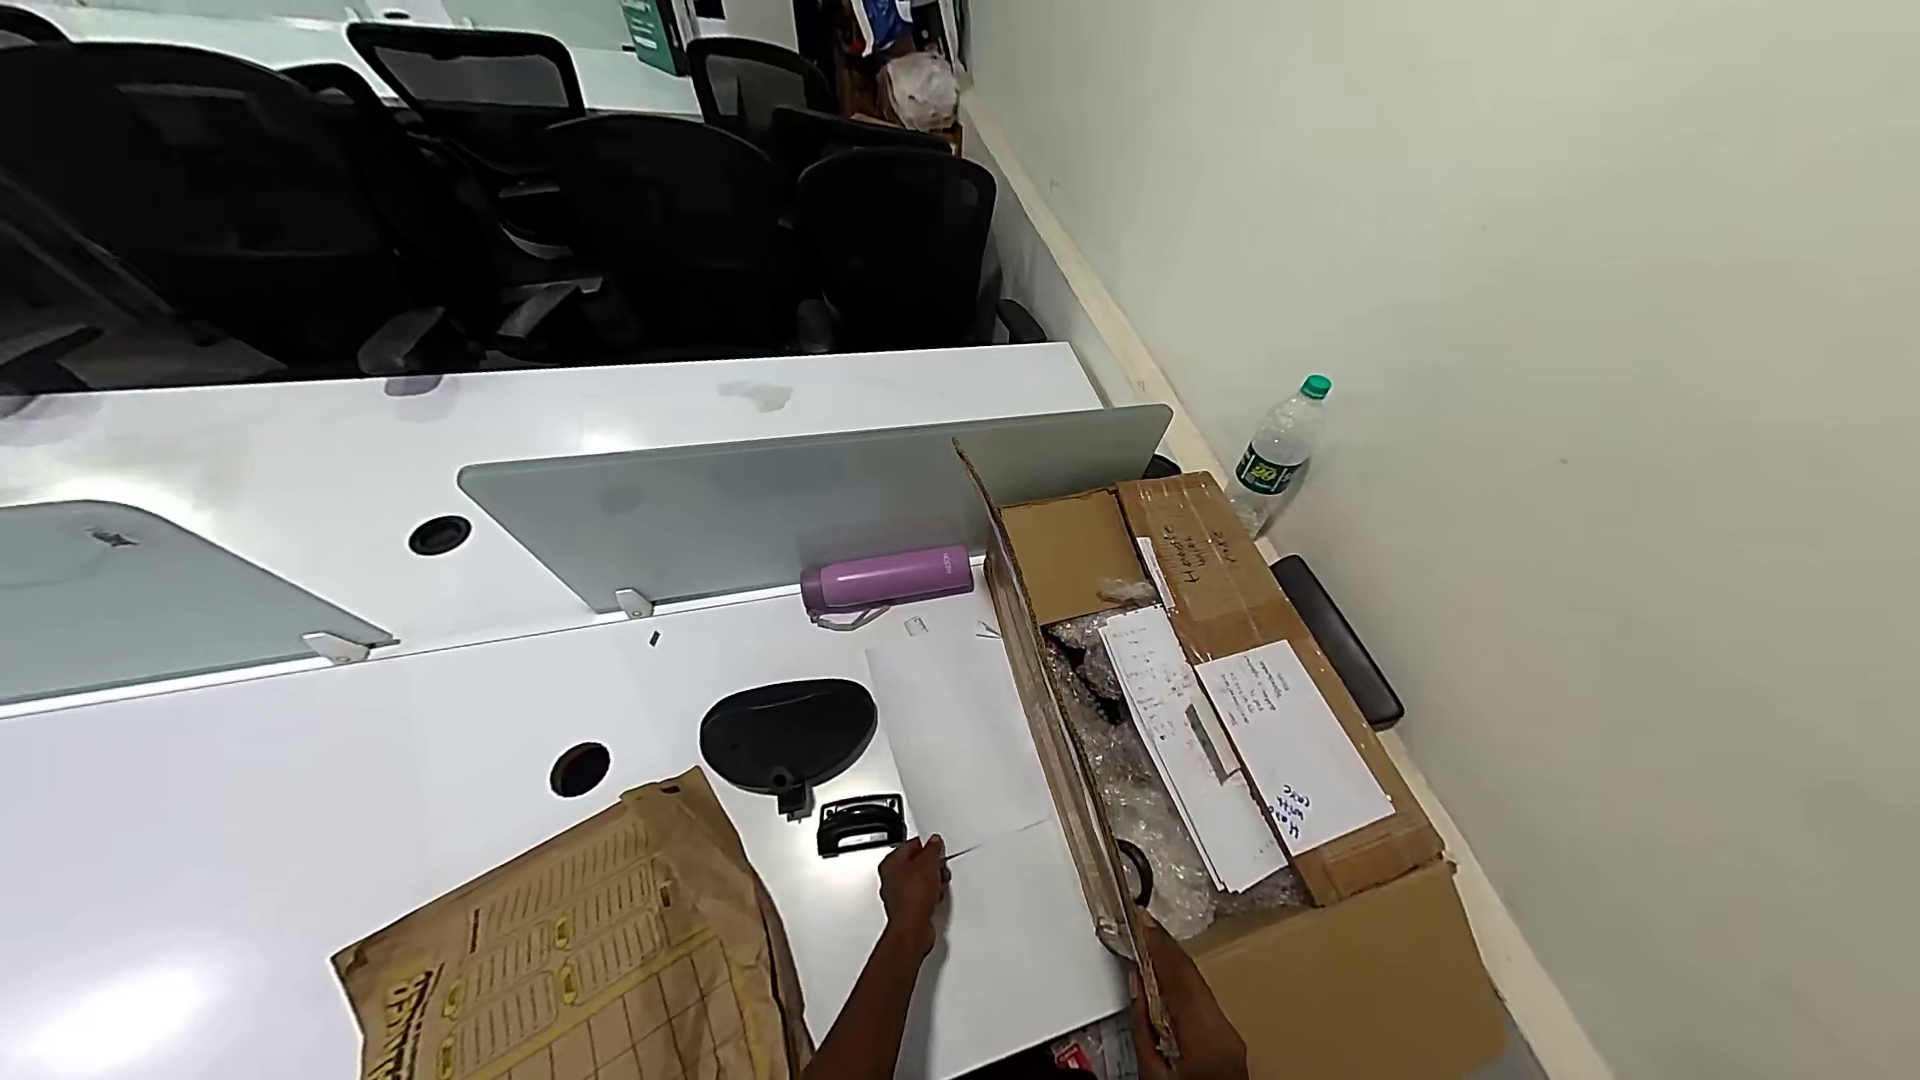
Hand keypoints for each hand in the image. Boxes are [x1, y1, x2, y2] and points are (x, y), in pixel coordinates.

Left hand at [878, 835, 948, 958]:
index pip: (909, 846)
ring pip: (918, 881)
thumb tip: (934, 842)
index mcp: (890, 863)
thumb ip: (933, 849)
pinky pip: (921, 897)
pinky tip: (936, 897)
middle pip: (913, 865)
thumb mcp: (929, 862)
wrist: (913, 927)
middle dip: (929, 865)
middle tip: (939, 866)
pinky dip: (929, 896)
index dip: (925, 845)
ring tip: (939, 883)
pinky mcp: (907, 911)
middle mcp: (890, 879)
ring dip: (931, 881)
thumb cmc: (913, 897)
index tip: (936, 846)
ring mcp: (898, 896)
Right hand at [1131, 914, 1247, 1079]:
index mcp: (1204, 1035)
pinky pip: (1204, 997)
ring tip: (1152, 940)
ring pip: (1199, 983)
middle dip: (1165, 946)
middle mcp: (1224, 1029)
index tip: (1142, 918)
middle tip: (1144, 921)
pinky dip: (1184, 979)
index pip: (1178, 974)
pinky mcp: (1231, 1039)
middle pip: (1191, 974)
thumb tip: (1137, 980)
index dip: (1158, 942)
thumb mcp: (1151, 1070)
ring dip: (1174, 960)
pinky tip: (1169, 971)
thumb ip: (1142, 1023)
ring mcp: (1232, 1034)